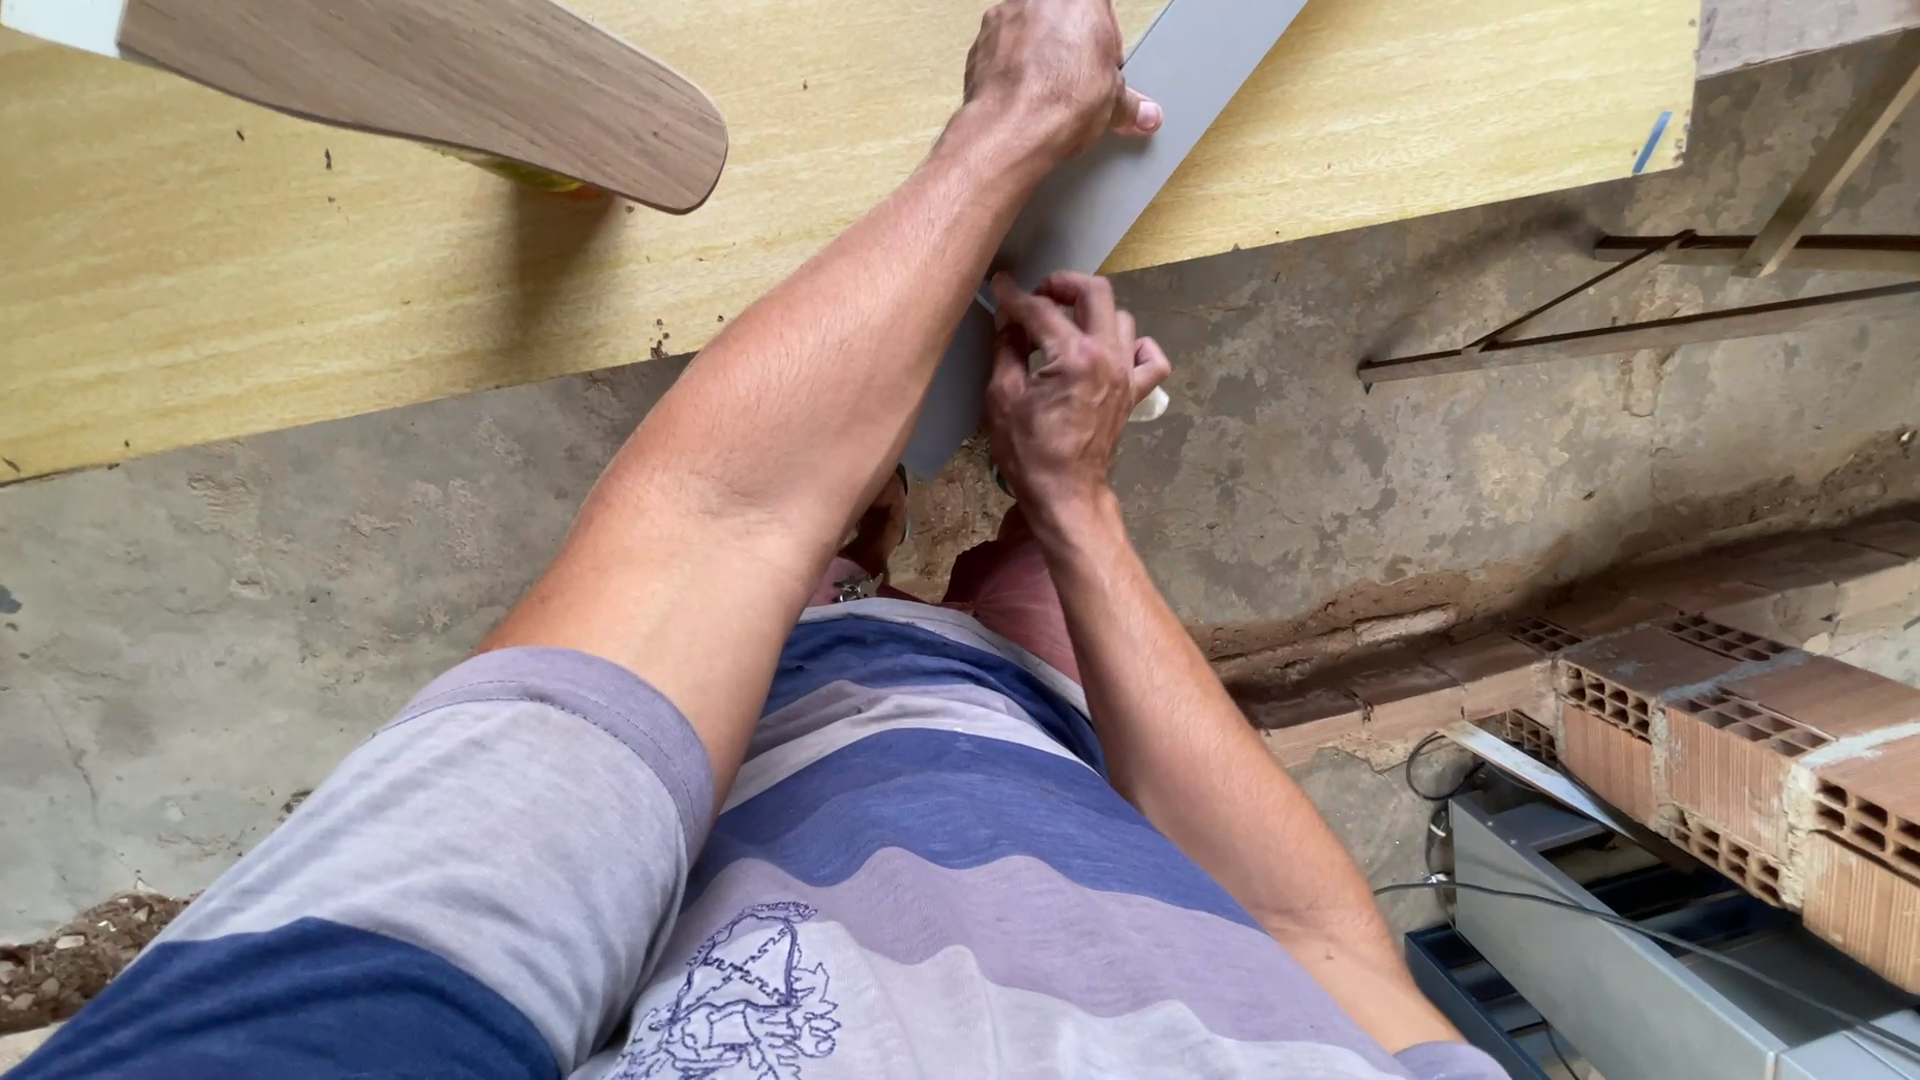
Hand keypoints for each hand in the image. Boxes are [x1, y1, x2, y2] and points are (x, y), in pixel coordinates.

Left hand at [962, 0, 1161, 162]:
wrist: (1013, 127)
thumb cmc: (1063, 100)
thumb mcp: (1111, 103)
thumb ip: (1129, 104)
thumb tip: (1145, 115)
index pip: (1100, 11)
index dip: (1102, 44)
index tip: (1099, 70)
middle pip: (1060, 19)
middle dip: (1066, 49)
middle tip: (1071, 85)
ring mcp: (1006, 15)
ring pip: (1027, 32)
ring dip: (1034, 57)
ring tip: (1042, 97)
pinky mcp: (980, 43)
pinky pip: (999, 53)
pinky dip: (1007, 72)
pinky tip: (1017, 101)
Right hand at [985, 272, 1171, 526]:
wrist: (1065, 494)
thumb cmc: (1029, 453)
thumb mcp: (1003, 398)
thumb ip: (1007, 350)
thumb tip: (1010, 323)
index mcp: (1074, 356)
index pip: (1042, 310)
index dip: (1015, 295)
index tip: (1000, 287)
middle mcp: (1108, 356)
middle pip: (1095, 293)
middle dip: (1064, 284)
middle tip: (1039, 295)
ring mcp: (1127, 374)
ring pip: (1121, 318)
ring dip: (1093, 313)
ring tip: (1067, 324)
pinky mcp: (1135, 393)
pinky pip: (1150, 358)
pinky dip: (1136, 346)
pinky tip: (1115, 350)